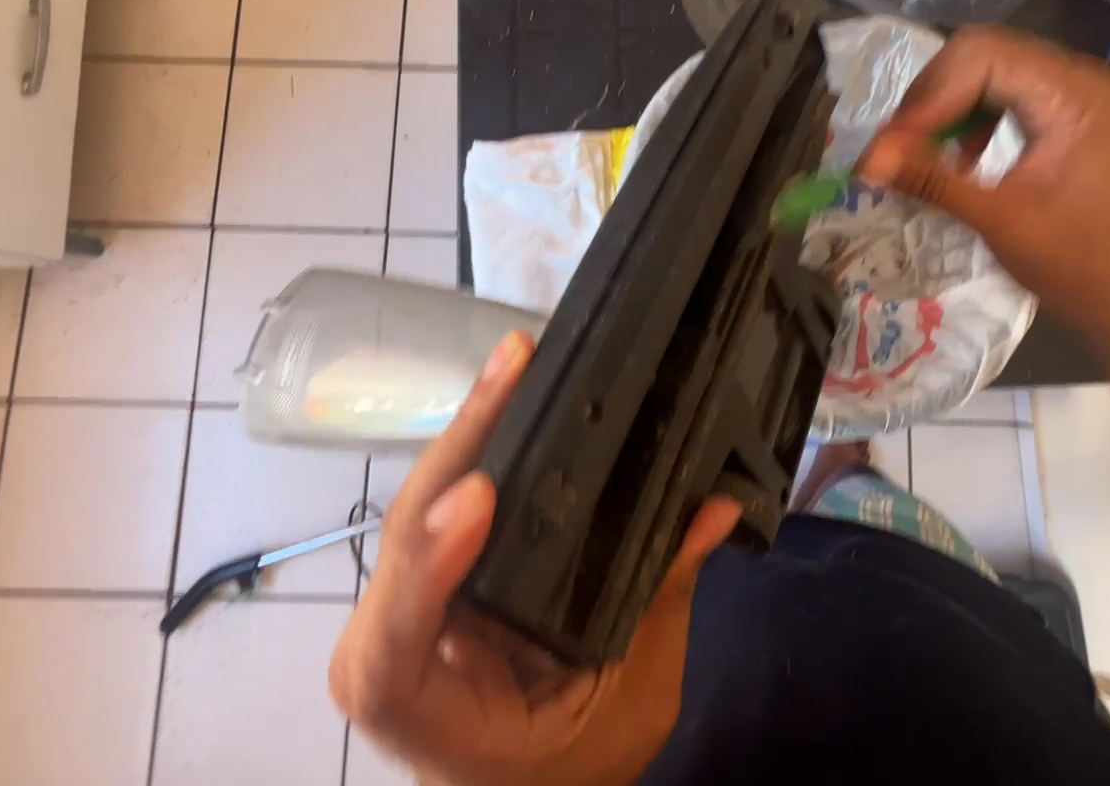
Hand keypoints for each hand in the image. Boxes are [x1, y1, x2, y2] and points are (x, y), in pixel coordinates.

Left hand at [330, 331, 742, 785]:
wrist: (534, 782)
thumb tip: (715, 503)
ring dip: (466, 430)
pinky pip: (443, 500)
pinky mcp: (433, 568)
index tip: (480, 497)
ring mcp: (409, 599)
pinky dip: (475, 445)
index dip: (425, 569)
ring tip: (513, 365)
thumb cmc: (575, 764)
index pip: (394, 650)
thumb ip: (660, 598)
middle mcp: (397, 647)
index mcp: (432, 714)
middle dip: (460, 446)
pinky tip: (507, 397)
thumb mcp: (630, 699)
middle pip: (405, 538)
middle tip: (514, 368)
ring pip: (418, 505)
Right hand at [858, 25, 1109, 347]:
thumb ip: (930, 181)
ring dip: (946, 108)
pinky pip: (1006, 96)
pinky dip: (971, 119)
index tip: (891, 146)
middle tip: (897, 147)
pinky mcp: (1069, 118)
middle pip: (981, 55)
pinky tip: (959, 158)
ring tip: (918, 152)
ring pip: (989, 72)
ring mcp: (1075, 96)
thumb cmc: (1077, 264)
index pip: (979, 57)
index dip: (926, 97)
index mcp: (1070, 94)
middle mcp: (1076, 79)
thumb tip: (866, 161)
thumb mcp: (996, 220)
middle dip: (930, 99)